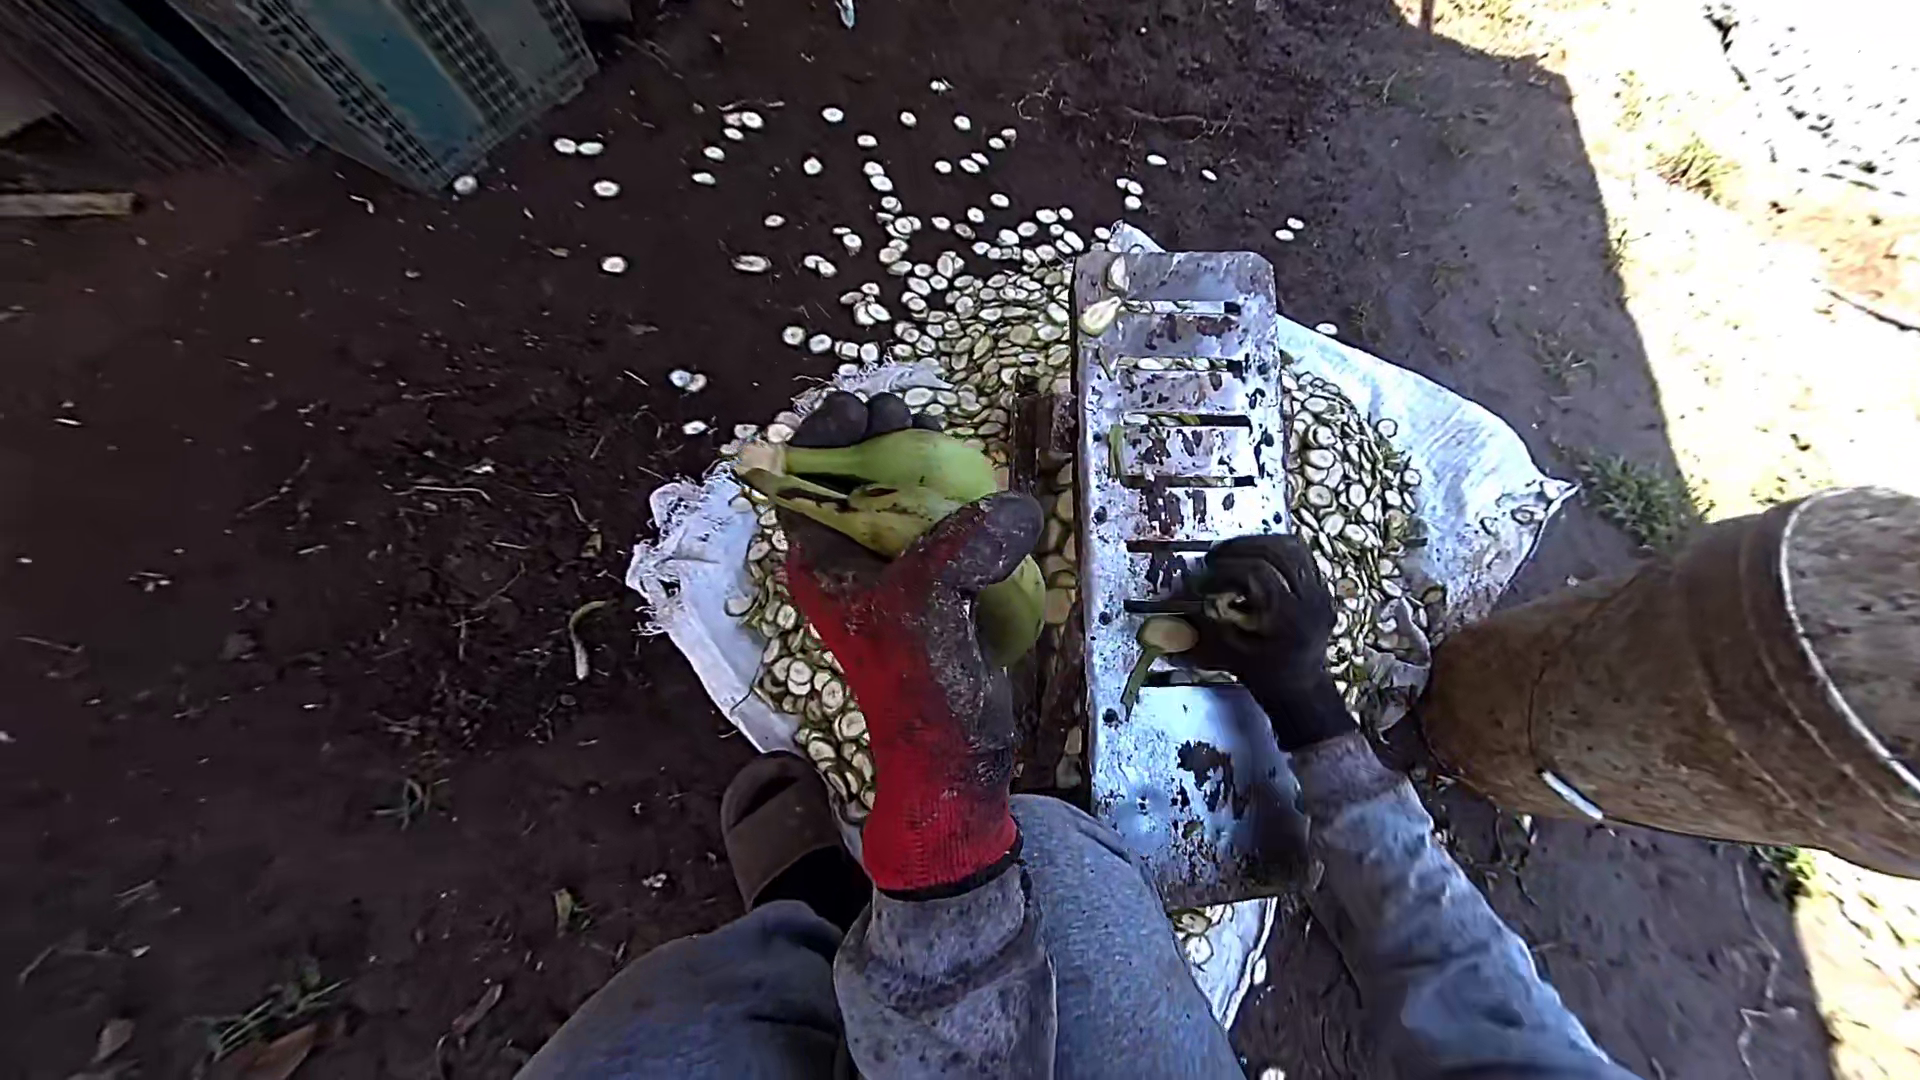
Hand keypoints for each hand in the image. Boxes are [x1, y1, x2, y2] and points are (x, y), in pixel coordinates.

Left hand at [778, 391, 1041, 896]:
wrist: (952, 751)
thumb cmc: (920, 683)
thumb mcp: (930, 605)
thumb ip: (967, 546)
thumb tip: (1017, 506)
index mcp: (824, 563)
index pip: (805, 482)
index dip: (824, 436)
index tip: (860, 403)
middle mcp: (851, 565)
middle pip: (851, 484)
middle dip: (874, 444)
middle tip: (901, 410)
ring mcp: (891, 578)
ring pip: (895, 505)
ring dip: (916, 470)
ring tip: (942, 439)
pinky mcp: (930, 590)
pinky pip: (934, 531)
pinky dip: (952, 506)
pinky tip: (977, 492)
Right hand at [1189, 534, 1356, 751]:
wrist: (1299, 686)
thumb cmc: (1263, 672)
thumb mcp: (1231, 651)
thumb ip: (1213, 618)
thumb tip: (1192, 589)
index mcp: (1288, 617)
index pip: (1257, 571)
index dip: (1225, 570)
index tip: (1204, 581)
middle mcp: (1311, 599)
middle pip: (1276, 552)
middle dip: (1239, 549)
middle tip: (1213, 558)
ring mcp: (1321, 591)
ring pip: (1291, 547)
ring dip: (1256, 543)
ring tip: (1231, 552)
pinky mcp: (1321, 587)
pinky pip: (1300, 554)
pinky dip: (1274, 548)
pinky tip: (1253, 555)